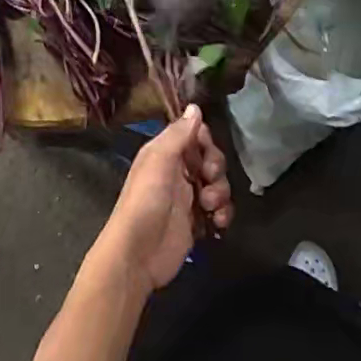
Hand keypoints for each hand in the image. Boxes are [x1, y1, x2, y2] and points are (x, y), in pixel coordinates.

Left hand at [89, 104, 232, 290]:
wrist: (138, 254)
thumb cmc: (145, 201)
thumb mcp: (159, 160)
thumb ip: (179, 134)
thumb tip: (195, 106)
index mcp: (165, 153)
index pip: (194, 135)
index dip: (205, 142)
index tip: (205, 153)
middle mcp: (177, 172)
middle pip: (210, 159)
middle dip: (216, 168)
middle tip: (207, 181)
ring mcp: (188, 198)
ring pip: (218, 184)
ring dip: (220, 193)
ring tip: (208, 207)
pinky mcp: (197, 223)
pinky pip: (220, 210)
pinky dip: (223, 214)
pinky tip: (216, 222)